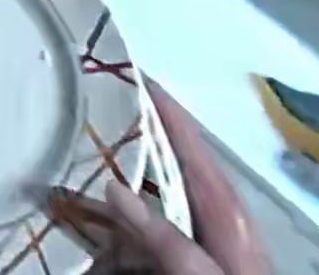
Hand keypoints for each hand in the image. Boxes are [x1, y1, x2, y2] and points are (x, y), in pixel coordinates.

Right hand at [50, 78, 267, 274]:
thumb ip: (165, 239)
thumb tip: (112, 186)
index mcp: (224, 206)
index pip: (188, 138)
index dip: (160, 103)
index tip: (126, 69)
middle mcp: (217, 209)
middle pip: (175, 151)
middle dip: (140, 122)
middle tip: (96, 96)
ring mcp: (209, 231)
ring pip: (167, 178)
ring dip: (135, 156)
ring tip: (94, 134)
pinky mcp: (197, 250)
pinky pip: (161, 208)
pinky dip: (136, 195)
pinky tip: (110, 197)